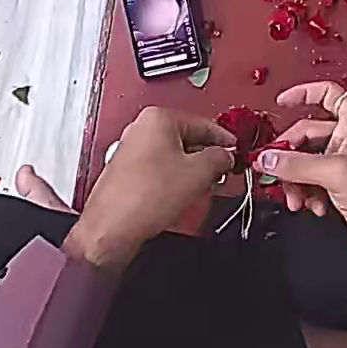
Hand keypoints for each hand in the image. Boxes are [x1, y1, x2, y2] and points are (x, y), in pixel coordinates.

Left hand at [63, 107, 234, 270]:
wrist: (110, 229)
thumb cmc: (145, 197)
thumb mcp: (199, 173)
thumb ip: (220, 157)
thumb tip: (226, 155)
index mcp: (158, 118)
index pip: (203, 124)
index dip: (225, 140)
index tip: (236, 151)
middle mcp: (141, 128)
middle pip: (187, 138)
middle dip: (207, 157)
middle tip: (223, 171)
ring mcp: (131, 149)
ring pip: (174, 154)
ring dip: (192, 170)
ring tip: (205, 186)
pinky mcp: (126, 170)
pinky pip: (159, 167)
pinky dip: (174, 178)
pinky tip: (183, 194)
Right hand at [256, 82, 346, 279]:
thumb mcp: (335, 174)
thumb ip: (296, 164)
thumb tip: (266, 158)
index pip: (328, 94)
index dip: (303, 94)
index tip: (281, 102)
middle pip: (309, 133)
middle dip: (290, 154)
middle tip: (273, 169)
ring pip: (308, 159)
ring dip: (296, 178)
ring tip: (295, 198)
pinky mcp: (344, 183)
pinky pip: (314, 179)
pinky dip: (308, 191)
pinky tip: (313, 206)